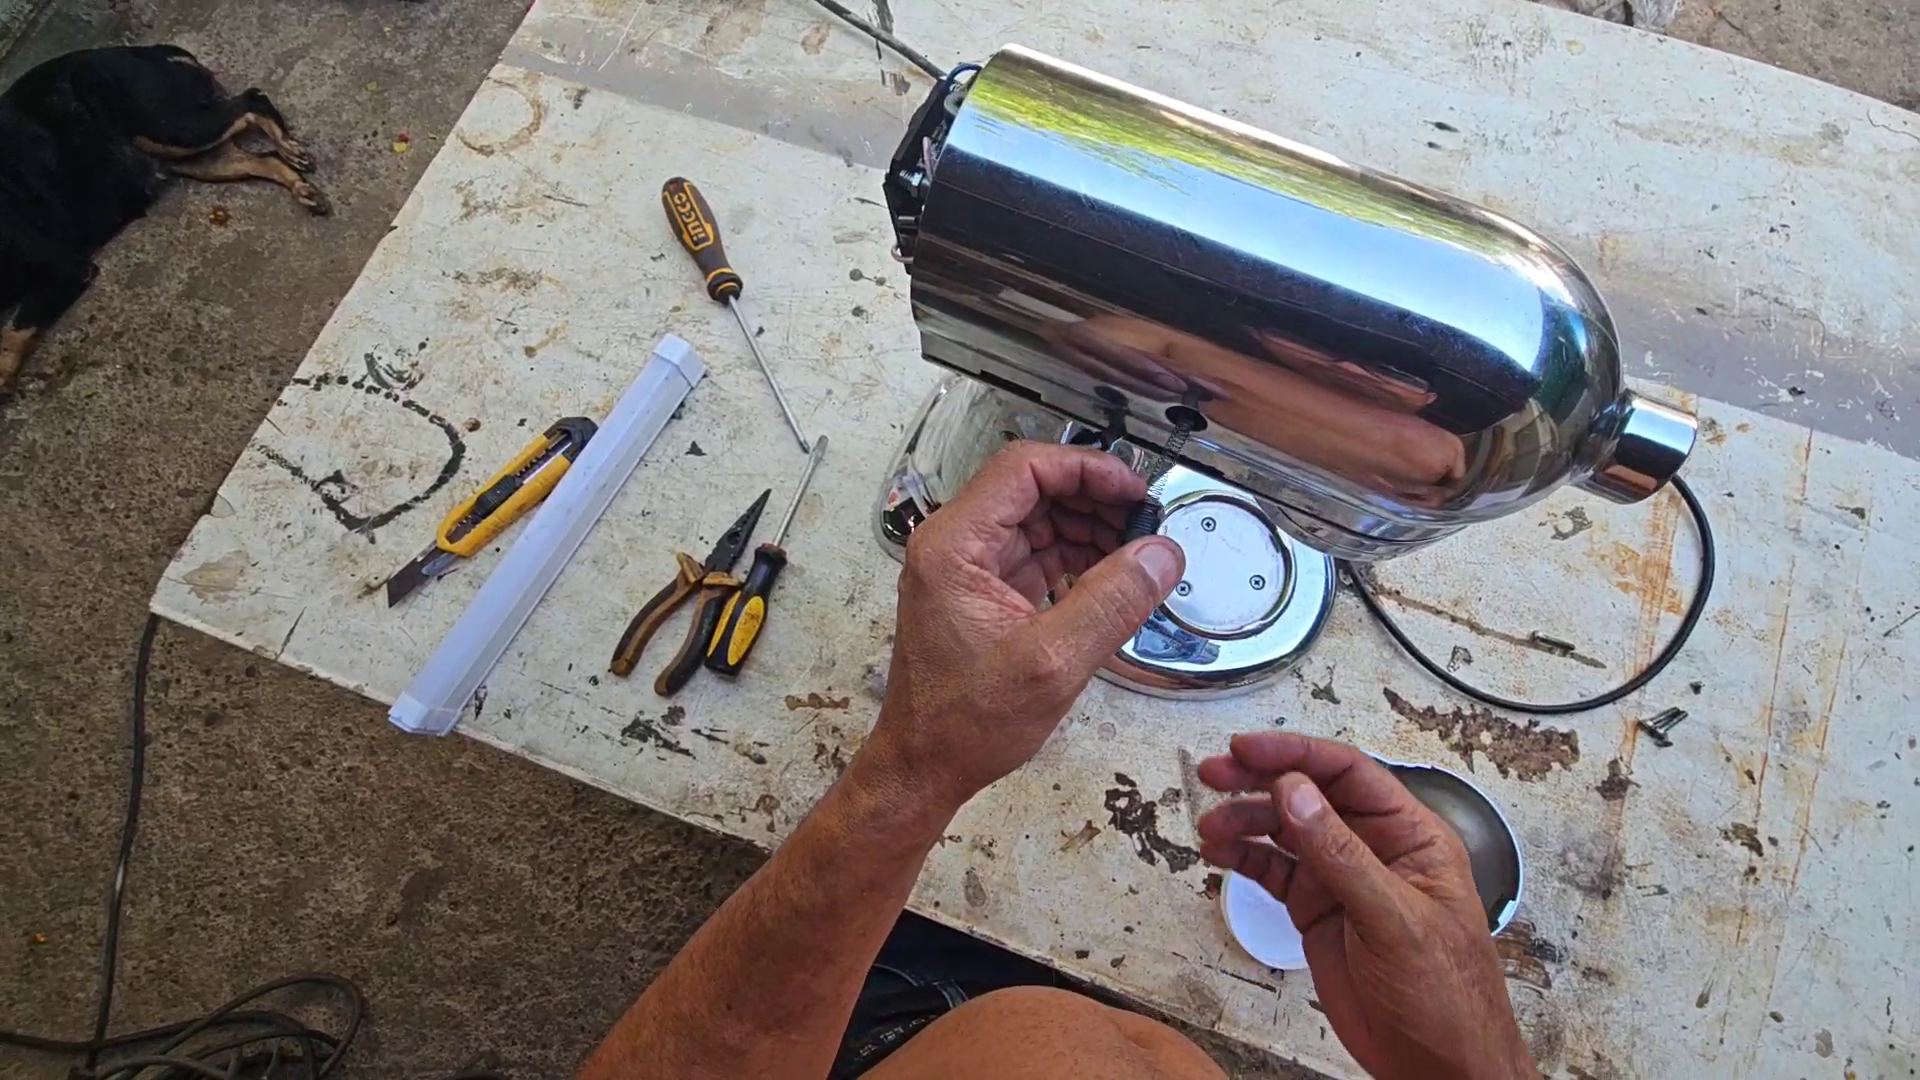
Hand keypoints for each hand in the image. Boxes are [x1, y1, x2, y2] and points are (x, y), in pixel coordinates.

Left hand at [864, 441, 1184, 811]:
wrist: (925, 765)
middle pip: (1032, 489)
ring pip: (1037, 519)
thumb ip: (1111, 601)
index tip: (1134, 490)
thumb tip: (1162, 553)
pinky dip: (1075, 556)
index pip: (1022, 469)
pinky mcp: (984, 589)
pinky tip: (1111, 574)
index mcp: (953, 545)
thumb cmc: (967, 722)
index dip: (1085, 469)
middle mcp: (954, 544)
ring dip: (1088, 527)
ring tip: (1137, 553)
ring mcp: (968, 566)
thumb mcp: (1052, 663)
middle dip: (1093, 499)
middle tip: (1146, 525)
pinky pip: (1035, 552)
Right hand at [1196, 734, 1534, 1079]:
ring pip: (1279, 827)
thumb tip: (1293, 790)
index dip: (1294, 754)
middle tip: (1212, 774)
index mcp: (1407, 834)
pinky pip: (1268, 866)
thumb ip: (1340, 853)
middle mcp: (1368, 844)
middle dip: (1256, 779)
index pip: (1345, 772)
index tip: (1246, 749)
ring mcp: (1336, 873)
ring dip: (1241, 820)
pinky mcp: (1311, 903)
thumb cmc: (1446, 999)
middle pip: (1304, 791)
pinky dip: (1240, 856)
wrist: (1437, 1072)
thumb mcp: (1394, 920)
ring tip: (1209, 828)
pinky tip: (1216, 853)